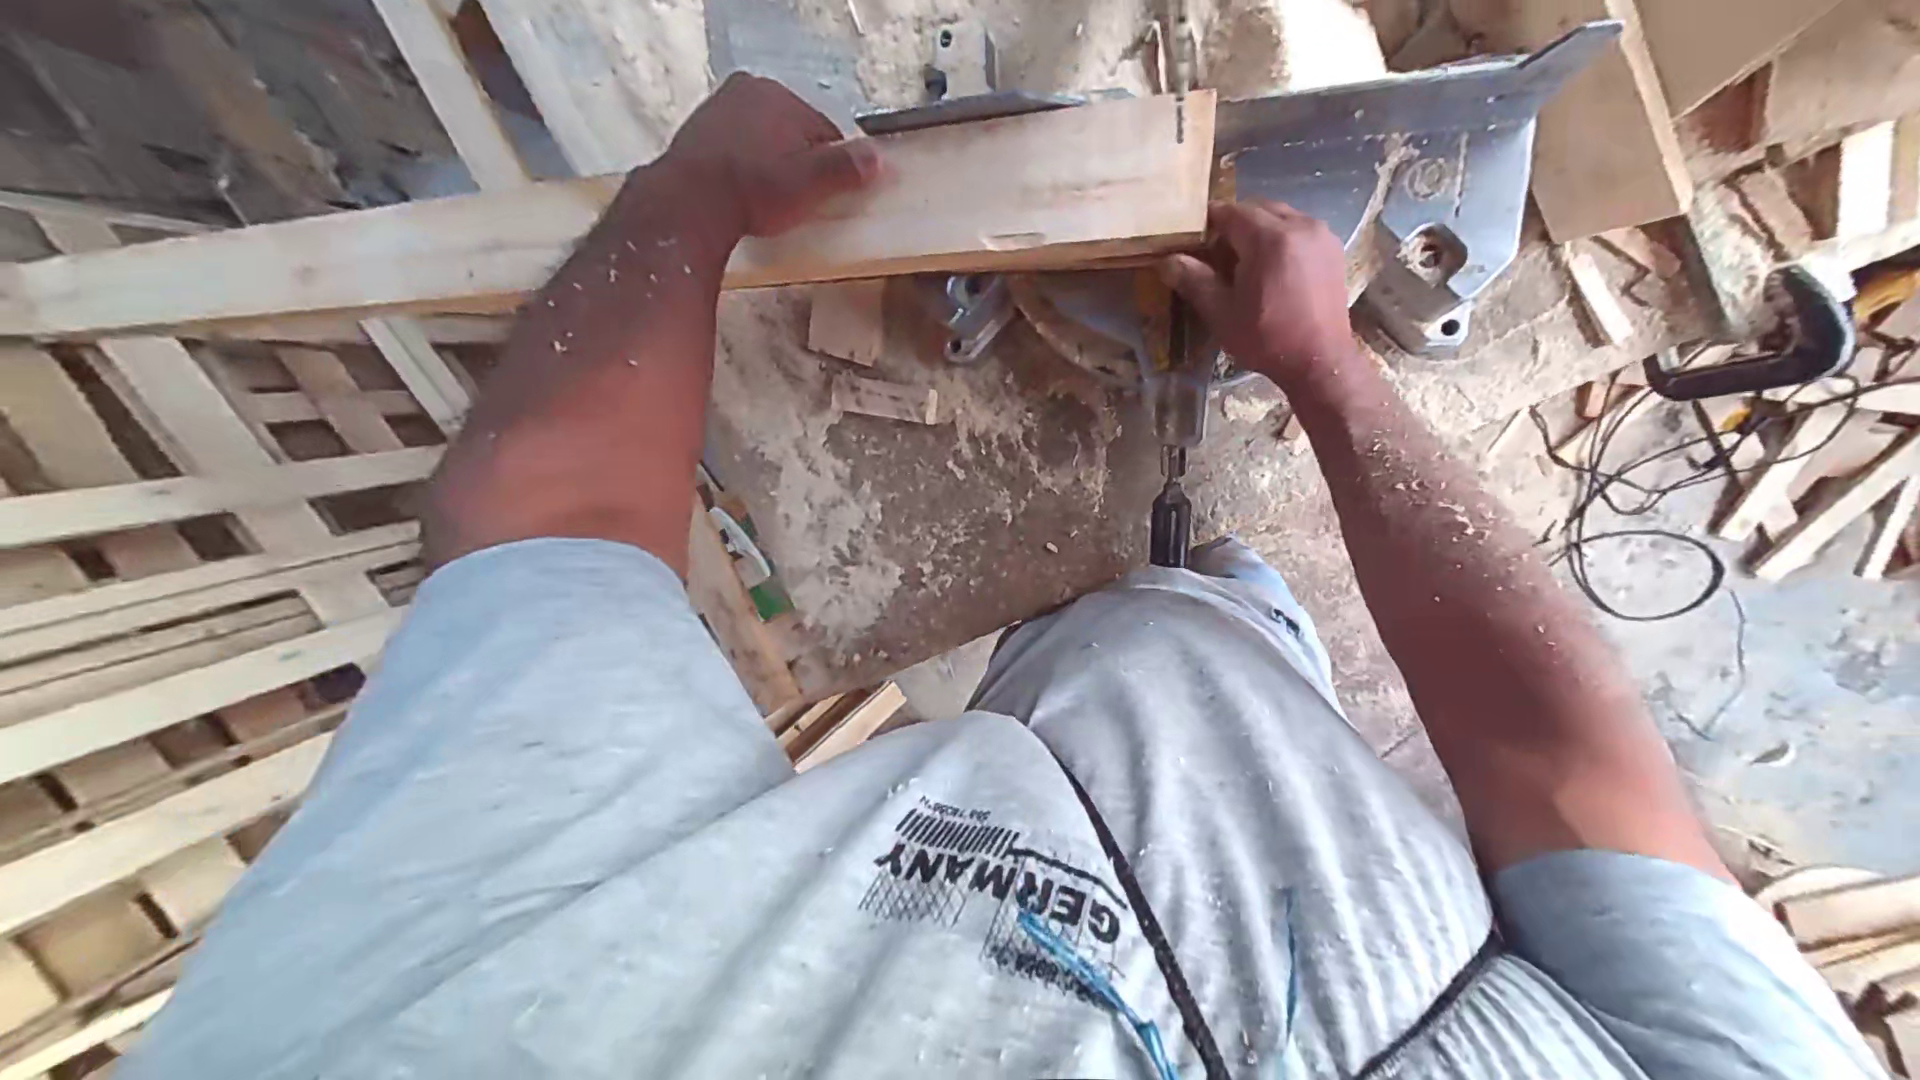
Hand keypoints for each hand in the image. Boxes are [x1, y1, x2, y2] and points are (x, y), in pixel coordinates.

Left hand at [657, 73, 881, 237]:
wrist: (690, 203)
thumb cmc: (756, 191)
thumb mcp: (810, 185)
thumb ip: (846, 168)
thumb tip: (879, 158)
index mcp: (780, 96)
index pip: (825, 134)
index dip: (831, 170)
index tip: (826, 199)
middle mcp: (748, 90)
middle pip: (794, 135)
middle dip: (800, 165)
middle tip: (796, 203)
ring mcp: (719, 108)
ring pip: (766, 141)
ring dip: (773, 167)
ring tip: (769, 202)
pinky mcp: (698, 132)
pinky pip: (739, 149)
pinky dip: (747, 169)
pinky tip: (746, 195)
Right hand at [1162, 201, 1354, 388]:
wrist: (1319, 360)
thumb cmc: (1265, 338)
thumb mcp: (1221, 312)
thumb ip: (1194, 280)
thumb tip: (1167, 260)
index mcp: (1269, 239)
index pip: (1231, 211)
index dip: (1208, 221)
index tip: (1193, 238)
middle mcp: (1300, 225)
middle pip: (1258, 209)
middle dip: (1234, 224)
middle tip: (1215, 253)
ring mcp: (1321, 235)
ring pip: (1282, 217)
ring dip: (1259, 230)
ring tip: (1243, 262)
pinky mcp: (1333, 249)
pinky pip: (1300, 230)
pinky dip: (1281, 239)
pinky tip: (1271, 268)